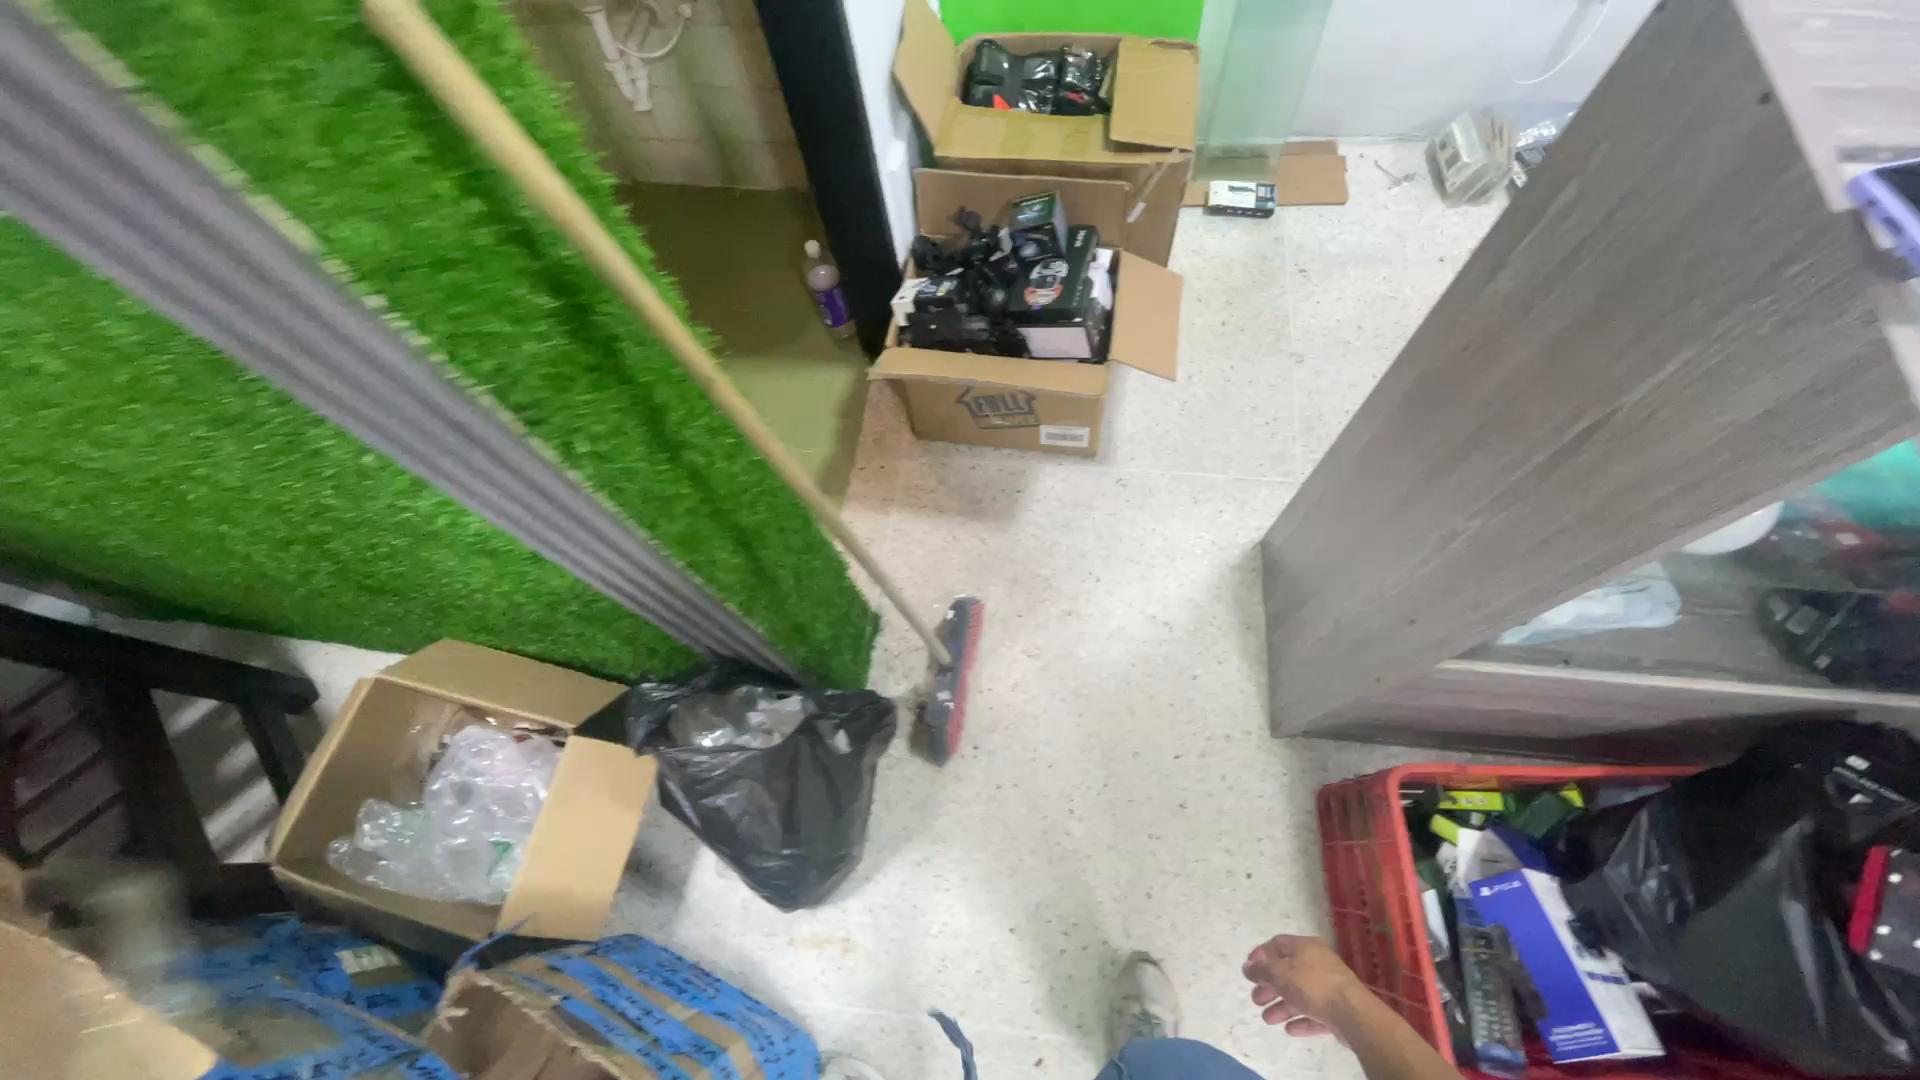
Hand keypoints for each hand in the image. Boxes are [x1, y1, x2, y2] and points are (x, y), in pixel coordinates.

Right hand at [1242, 934, 1362, 1038]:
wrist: (1354, 1015)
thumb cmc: (1313, 986)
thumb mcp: (1281, 974)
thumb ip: (1262, 970)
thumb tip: (1247, 967)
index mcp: (1305, 947)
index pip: (1278, 944)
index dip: (1261, 954)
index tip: (1249, 969)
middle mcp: (1318, 963)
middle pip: (1288, 972)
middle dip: (1270, 986)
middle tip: (1256, 999)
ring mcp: (1329, 987)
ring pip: (1300, 994)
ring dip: (1282, 1006)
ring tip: (1268, 1019)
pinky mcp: (1338, 1010)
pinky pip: (1314, 1013)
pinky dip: (1300, 1019)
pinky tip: (1289, 1029)